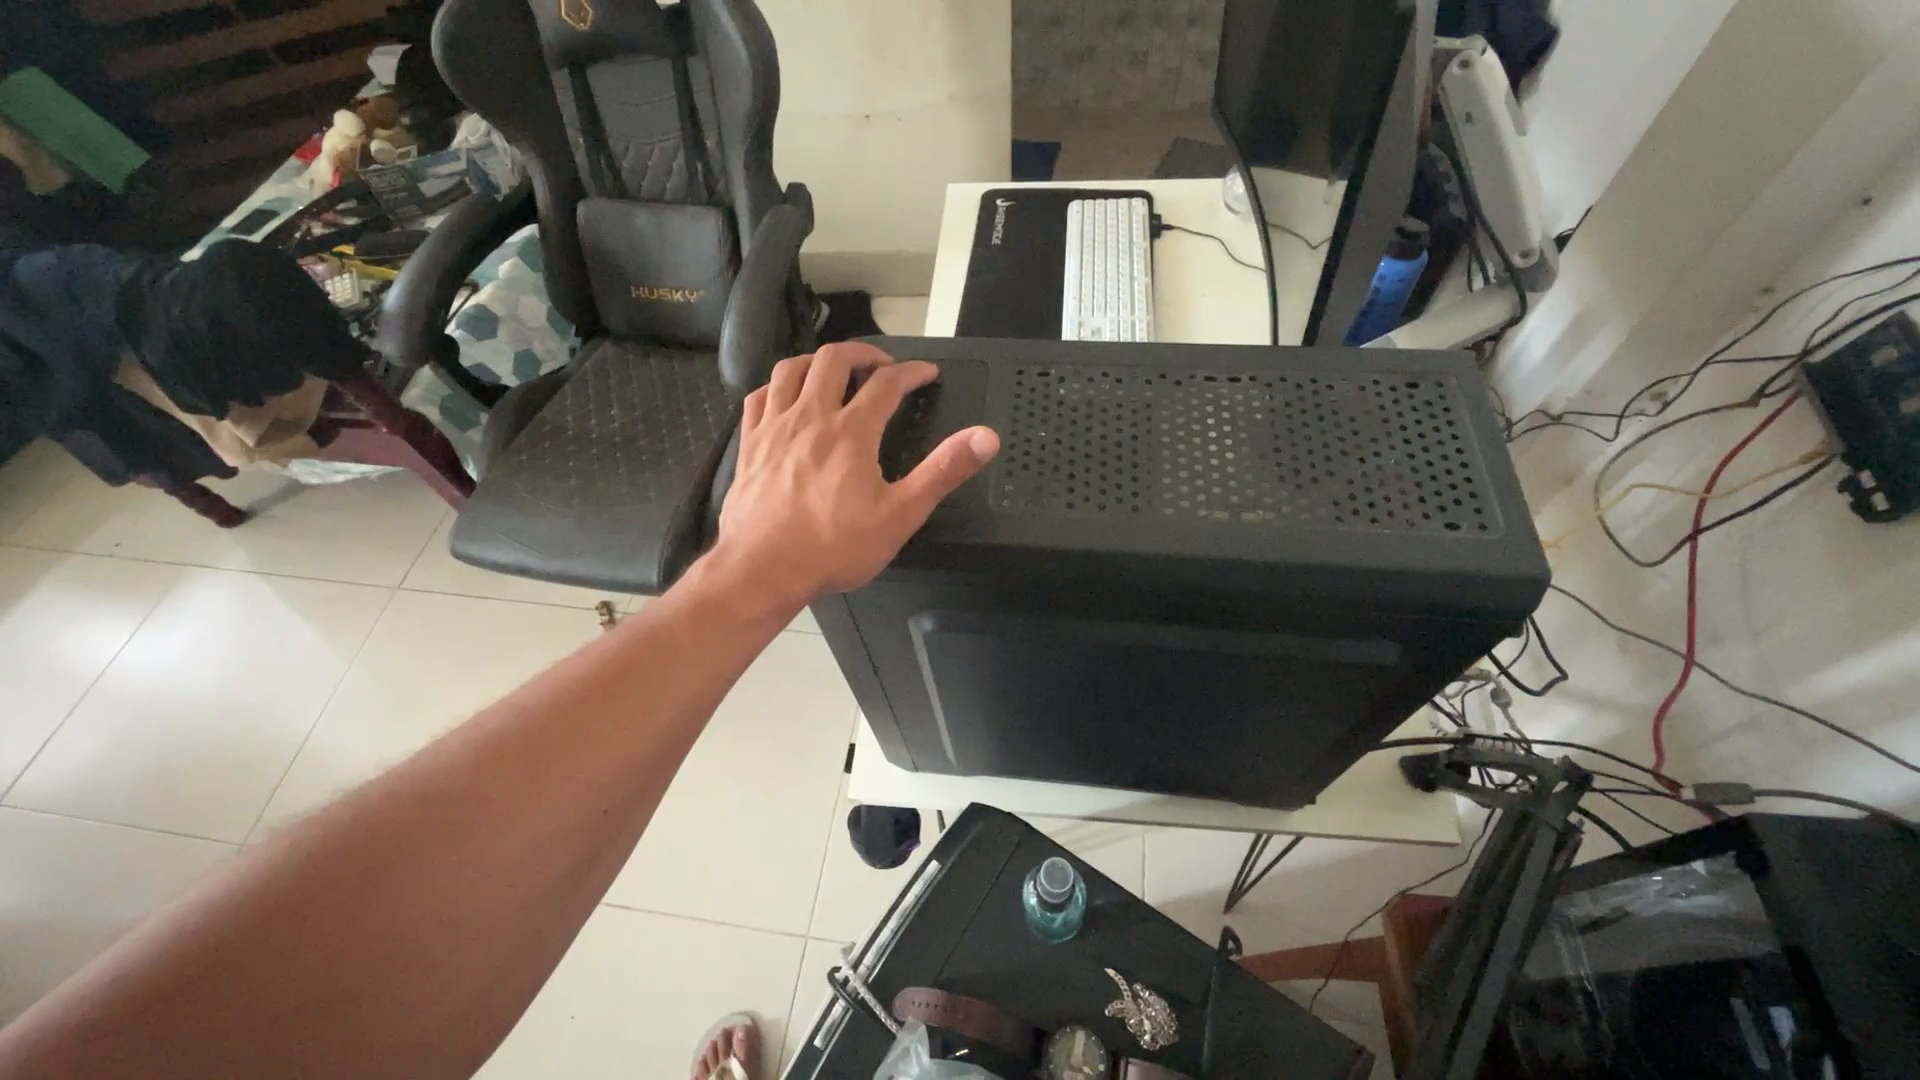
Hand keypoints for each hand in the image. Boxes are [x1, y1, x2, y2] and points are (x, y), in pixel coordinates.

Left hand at [712, 342, 998, 608]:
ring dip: (816, 360)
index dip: (912, 372)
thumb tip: (985, 437)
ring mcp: (774, 429)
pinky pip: (758, 397)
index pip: (887, 383)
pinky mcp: (749, 446)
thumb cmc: (833, 547)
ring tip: (833, 370)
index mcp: (851, 431)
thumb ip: (943, 471)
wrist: (762, 570)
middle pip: (834, 359)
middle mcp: (810, 418)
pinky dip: (777, 387)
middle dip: (863, 353)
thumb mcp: (900, 514)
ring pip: (790, 369)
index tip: (926, 374)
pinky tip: (786, 397)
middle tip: (881, 364)